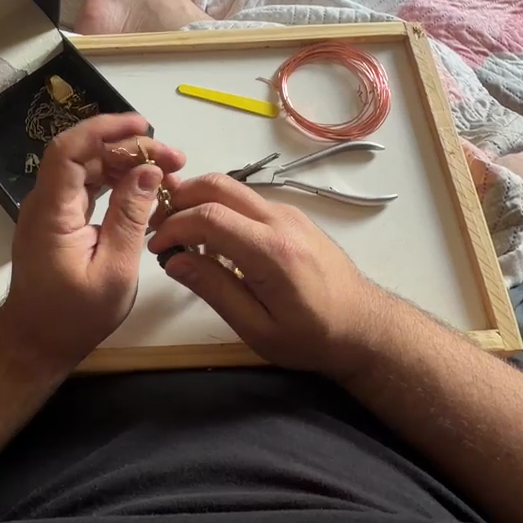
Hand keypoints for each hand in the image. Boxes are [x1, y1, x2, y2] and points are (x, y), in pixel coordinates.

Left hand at [0, 113, 186, 370]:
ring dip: (128, 163)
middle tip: (175, 159)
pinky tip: (146, 188)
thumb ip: (131, 219)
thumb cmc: (73, 317)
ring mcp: (52, 209)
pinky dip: (118, 182)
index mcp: (52, 212)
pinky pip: (89, 186)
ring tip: (169, 172)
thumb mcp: (113, 272)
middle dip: (130, 147)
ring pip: (89, 168)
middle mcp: (47, 202)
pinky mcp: (61, 219)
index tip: (143, 125)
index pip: (69, 150)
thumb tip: (149, 171)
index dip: (103, 128)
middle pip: (85, 154)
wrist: (36, 342)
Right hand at [147, 173, 393, 379]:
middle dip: (180, 199)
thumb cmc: (311, 337)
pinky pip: (246, 200)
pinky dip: (219, 208)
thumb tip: (174, 260)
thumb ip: (214, 290)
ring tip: (181, 235)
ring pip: (232, 187)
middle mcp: (280, 220)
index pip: (209, 216)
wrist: (366, 327)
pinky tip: (213, 241)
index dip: (174, 226)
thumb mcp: (257, 328)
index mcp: (271, 251)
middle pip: (218, 185)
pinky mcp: (292, 216)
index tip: (156, 247)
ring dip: (198, 201)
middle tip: (160, 226)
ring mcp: (288, 213)